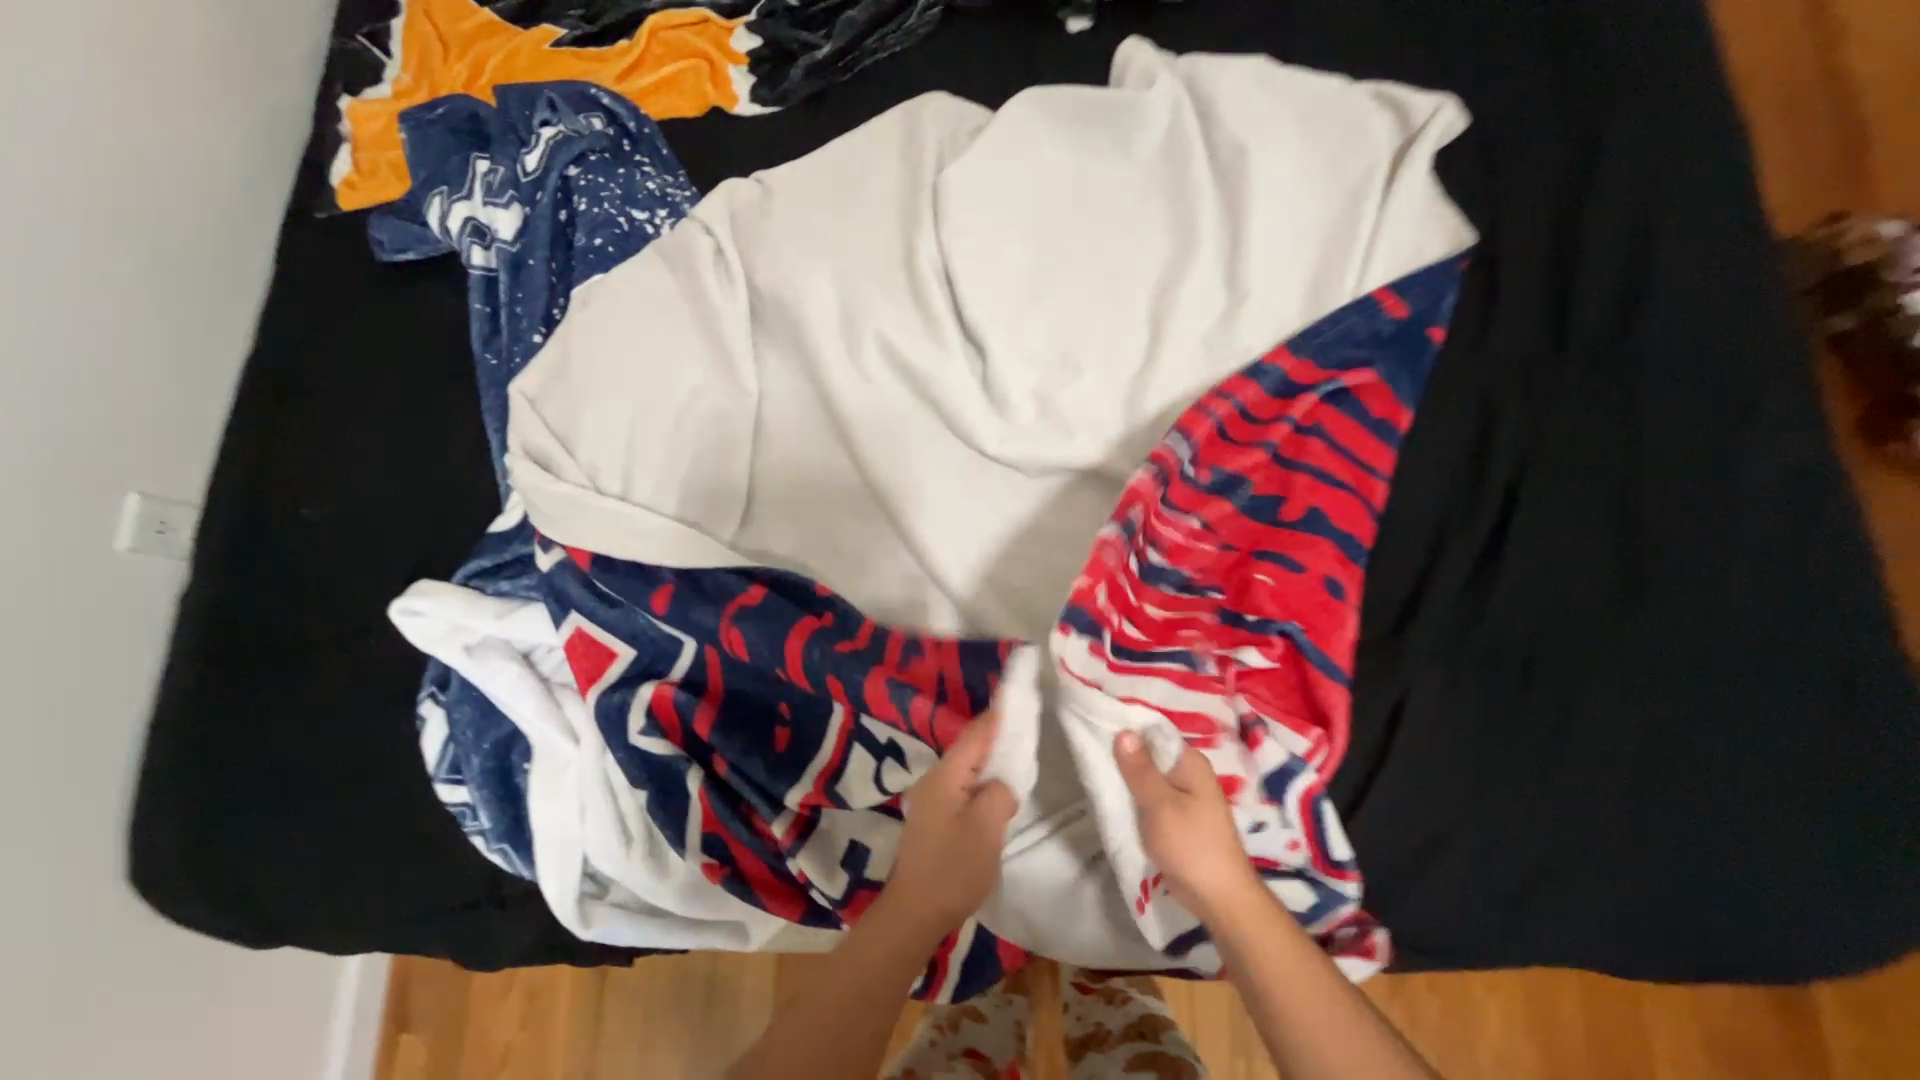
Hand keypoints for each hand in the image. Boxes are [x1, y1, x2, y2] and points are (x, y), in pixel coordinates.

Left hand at [883, 713, 1019, 937]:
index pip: (976, 733)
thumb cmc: (952, 868)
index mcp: (945, 775)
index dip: (1000, 716)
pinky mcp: (935, 820)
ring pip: (967, 770)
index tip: (1024, 698)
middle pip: (970, 748)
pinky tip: (1000, 791)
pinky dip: (984, 784)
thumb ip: (1000, 792)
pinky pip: (964, 789)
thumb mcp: (987, 827)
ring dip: (992, 763)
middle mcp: (934, 780)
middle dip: (999, 737)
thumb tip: (1003, 782)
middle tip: (1031, 727)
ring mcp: (932, 800)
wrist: (915, 913)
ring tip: (1021, 756)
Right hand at [1114, 730, 1263, 923]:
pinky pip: (1151, 800)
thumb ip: (1140, 769)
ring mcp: (1185, 797)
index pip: (1155, 734)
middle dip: (1124, 757)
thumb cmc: (1190, 845)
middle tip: (1091, 754)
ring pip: (1149, 780)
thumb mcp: (1159, 804)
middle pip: (1151, 756)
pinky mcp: (1177, 818)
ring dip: (1127, 781)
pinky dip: (1135, 800)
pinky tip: (1114, 800)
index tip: (1098, 729)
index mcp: (1191, 763)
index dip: (1128, 730)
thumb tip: (1124, 731)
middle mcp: (1189, 774)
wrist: (1217, 896)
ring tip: (1096, 774)